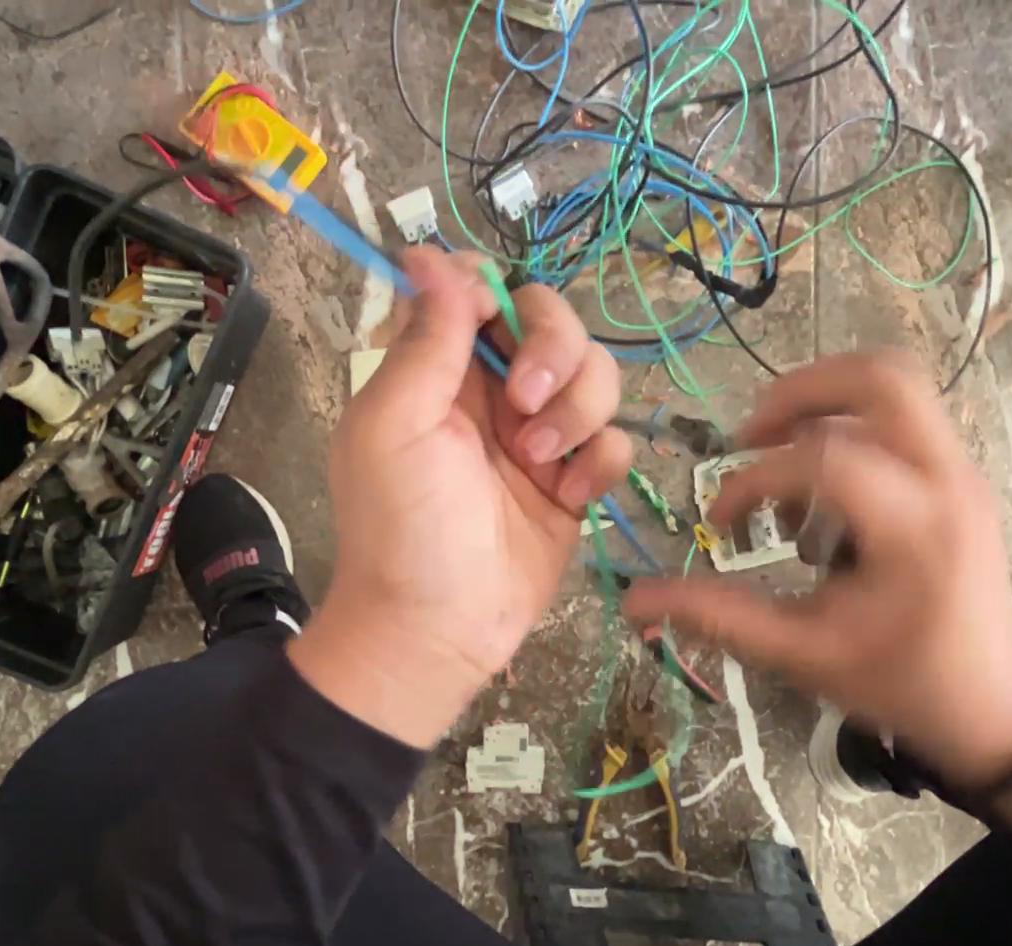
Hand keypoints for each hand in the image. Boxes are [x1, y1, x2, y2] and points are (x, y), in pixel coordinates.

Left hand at [288, 249, 633, 747]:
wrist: (437, 627)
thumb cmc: (402, 527)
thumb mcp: (395, 425)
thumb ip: (424, 340)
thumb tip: (425, 251)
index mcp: (441, 368)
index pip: (486, 290)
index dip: (503, 298)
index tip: (498, 333)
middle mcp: (494, 391)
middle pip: (556, 322)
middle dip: (556, 353)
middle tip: (526, 405)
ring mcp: (540, 435)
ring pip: (598, 376)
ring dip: (581, 411)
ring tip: (544, 463)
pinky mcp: (576, 479)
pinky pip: (616, 440)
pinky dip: (602, 461)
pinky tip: (570, 495)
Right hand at [621, 352, 1011, 785]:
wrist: (994, 702)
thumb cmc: (898, 680)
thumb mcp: (802, 654)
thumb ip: (718, 616)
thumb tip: (633, 599)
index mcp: (916, 529)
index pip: (825, 459)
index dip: (754, 480)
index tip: (721, 523)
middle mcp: (948, 479)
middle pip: (880, 377)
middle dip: (797, 394)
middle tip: (749, 439)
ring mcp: (962, 468)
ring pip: (892, 384)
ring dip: (821, 406)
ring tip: (780, 463)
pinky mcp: (958, 472)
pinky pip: (899, 414)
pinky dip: (845, 427)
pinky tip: (818, 491)